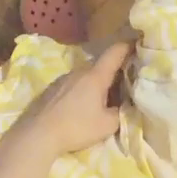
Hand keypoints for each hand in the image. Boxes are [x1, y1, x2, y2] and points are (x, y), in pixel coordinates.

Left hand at [6, 41, 131, 159]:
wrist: (38, 134)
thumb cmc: (76, 127)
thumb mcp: (107, 125)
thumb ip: (120, 112)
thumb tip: (123, 106)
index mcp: (95, 76)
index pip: (115, 52)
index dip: (128, 45)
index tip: (138, 43)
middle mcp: (78, 72)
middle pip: (100, 65)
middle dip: (113, 70)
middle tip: (126, 80)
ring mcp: (62, 79)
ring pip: (85, 75)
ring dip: (96, 82)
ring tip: (104, 96)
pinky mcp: (50, 89)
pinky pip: (72, 84)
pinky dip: (82, 89)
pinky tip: (82, 104)